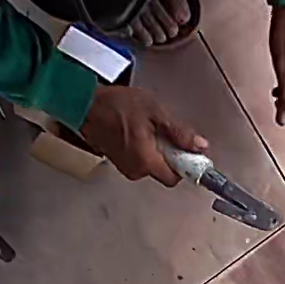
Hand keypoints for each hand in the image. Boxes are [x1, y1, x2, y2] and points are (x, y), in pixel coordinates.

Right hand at [78, 85, 204, 186]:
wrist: (85, 104)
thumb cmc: (116, 105)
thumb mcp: (155, 112)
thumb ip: (179, 132)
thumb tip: (199, 146)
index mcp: (146, 161)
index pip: (173, 178)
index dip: (183, 166)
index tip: (188, 153)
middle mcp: (136, 171)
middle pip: (164, 172)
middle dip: (170, 155)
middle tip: (165, 133)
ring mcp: (126, 168)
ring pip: (153, 166)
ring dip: (157, 151)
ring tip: (148, 129)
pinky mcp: (120, 163)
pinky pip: (141, 162)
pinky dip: (146, 150)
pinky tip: (139, 132)